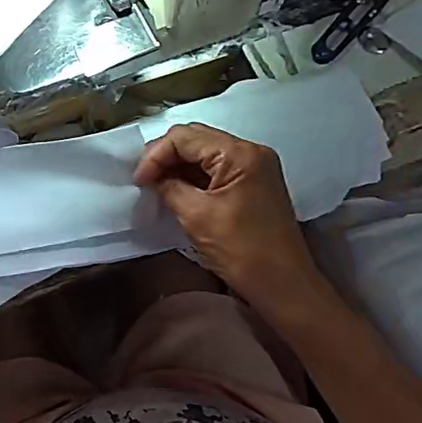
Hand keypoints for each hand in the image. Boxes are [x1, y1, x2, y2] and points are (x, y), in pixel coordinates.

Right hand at [133, 122, 330, 307]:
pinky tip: (175, 189)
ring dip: (177, 165)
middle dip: (165, 155)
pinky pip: (215, 167)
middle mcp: (250, 151)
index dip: (155, 155)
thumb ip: (169, 186)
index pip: (184, 137)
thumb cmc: (241, 250)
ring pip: (204, 151)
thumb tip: (152, 177)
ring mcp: (254, 166)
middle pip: (195, 138)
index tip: (138, 180)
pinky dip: (193, 175)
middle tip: (144, 179)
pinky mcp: (253, 182)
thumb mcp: (196, 215)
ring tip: (155, 184)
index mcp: (240, 154)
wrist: (283, 285)